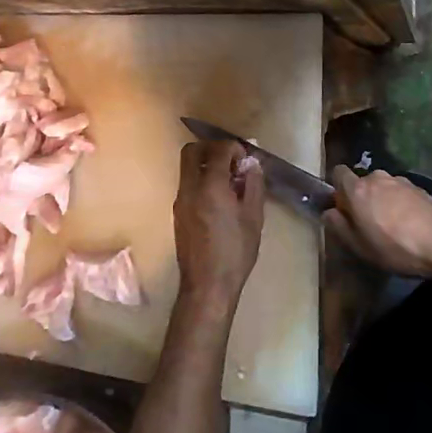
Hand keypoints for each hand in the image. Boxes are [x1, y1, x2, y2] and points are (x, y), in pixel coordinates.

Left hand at [172, 140, 265, 311]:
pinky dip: (201, 180)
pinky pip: (187, 184)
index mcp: (210, 186)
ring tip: (229, 182)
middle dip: (212, 148)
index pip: (218, 150)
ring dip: (206, 164)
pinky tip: (220, 198)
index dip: (234, 148)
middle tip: (232, 161)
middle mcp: (189, 188)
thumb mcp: (253, 217)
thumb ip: (253, 185)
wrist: (207, 285)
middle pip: (192, 151)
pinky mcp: (178, 213)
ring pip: (186, 167)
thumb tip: (252, 164)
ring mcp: (180, 201)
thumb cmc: (236, 251)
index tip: (246, 158)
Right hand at [325, 166, 431, 278]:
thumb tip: (329, 212)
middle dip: (362, 199)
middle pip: (362, 183)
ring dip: (382, 202)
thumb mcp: (360, 246)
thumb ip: (339, 226)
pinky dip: (399, 204)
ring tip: (391, 227)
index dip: (338, 190)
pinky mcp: (420, 187)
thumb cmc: (395, 247)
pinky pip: (400, 193)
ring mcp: (401, 180)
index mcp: (358, 189)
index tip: (344, 209)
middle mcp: (377, 177)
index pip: (339, 173)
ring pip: (382, 188)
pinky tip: (409, 225)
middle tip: (367, 225)